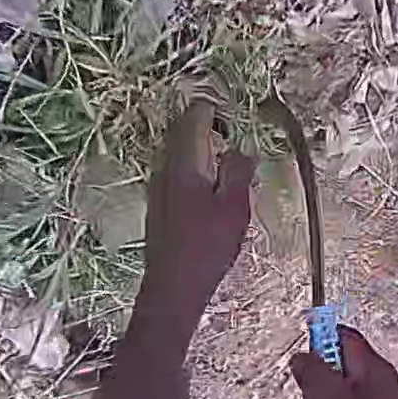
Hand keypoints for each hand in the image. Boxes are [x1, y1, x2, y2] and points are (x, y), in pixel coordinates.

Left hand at [138, 100, 254, 329]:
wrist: (173, 286)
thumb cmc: (207, 247)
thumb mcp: (234, 207)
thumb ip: (238, 171)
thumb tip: (241, 148)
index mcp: (185, 163)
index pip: (194, 118)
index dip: (214, 112)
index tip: (232, 121)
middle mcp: (165, 169)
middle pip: (181, 133)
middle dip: (206, 128)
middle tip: (230, 138)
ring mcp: (157, 187)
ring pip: (177, 154)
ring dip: (199, 151)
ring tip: (223, 165)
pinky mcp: (157, 205)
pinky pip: (173, 173)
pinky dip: (191, 170)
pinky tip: (206, 192)